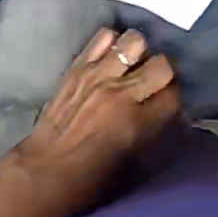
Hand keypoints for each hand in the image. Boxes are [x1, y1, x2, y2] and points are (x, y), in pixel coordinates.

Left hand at [10, 28, 180, 208]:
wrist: (42, 173)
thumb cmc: (88, 179)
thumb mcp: (130, 164)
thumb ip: (153, 131)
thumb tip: (172, 110)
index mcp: (135, 124)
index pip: (174, 96)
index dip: (176, 97)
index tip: (171, 100)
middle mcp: (120, 94)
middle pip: (162, 64)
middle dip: (164, 72)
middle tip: (155, 81)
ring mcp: (98, 76)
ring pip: (135, 41)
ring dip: (139, 52)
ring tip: (133, 63)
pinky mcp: (78, 66)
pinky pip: (104, 36)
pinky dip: (112, 43)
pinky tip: (110, 56)